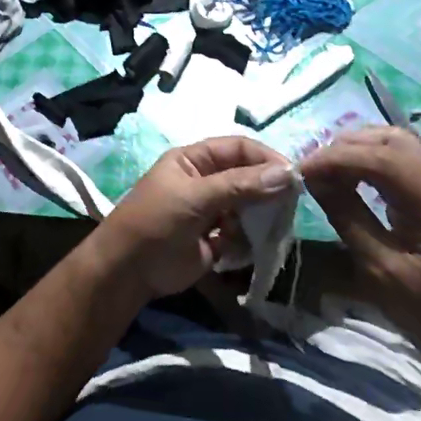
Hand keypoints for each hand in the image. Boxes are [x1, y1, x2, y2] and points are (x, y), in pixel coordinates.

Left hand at [86, 137, 295, 299]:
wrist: (128, 272)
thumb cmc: (155, 222)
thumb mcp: (195, 197)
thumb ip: (240, 185)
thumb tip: (286, 173)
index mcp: (194, 160)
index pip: (238, 148)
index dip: (265, 158)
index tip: (292, 174)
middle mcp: (206, 181)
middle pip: (248, 176)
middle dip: (268, 188)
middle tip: (290, 203)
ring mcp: (212, 211)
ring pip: (250, 205)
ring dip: (262, 215)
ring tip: (273, 226)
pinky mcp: (217, 239)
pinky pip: (244, 232)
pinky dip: (252, 237)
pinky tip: (252, 244)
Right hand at [301, 127, 420, 333]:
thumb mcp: (379, 269)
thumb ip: (347, 217)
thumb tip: (313, 178)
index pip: (389, 161)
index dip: (342, 157)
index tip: (304, 168)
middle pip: (398, 142)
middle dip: (350, 146)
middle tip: (312, 165)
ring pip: (400, 145)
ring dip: (359, 148)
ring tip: (324, 166)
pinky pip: (402, 161)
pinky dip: (370, 159)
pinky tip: (346, 172)